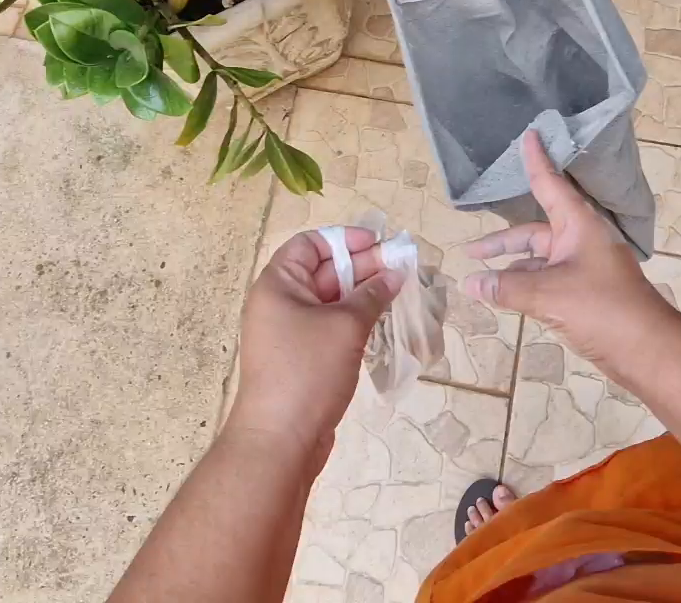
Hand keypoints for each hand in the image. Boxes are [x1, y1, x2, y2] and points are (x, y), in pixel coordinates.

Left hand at [229, 227, 401, 469]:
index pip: (310, 244)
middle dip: (363, 266)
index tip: (378, 244)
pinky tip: (382, 321)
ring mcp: (290, 332)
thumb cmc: (307, 371)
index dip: (344, 240)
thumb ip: (373, 294)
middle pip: (324, 270)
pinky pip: (330, 325)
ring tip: (399, 292)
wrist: (280, 442)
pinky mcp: (302, 357)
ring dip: (363, 294)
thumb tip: (394, 274)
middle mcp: (280, 302)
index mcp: (278, 284)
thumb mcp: (345, 326)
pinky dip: (355, 319)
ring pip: (331, 300)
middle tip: (401, 268)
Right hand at [463, 131, 677, 369]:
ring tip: (479, 282)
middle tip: (471, 251)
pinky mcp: (584, 294)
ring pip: (539, 260)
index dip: (537, 161)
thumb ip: (505, 287)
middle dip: (502, 243)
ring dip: (511, 270)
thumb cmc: (602, 308)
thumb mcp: (548, 293)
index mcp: (578, 225)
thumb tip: (471, 284)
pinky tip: (504, 299)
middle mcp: (580, 240)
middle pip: (534, 233)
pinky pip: (547, 281)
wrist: (648, 350)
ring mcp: (583, 268)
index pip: (550, 184)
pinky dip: (525, 287)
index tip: (529, 135)